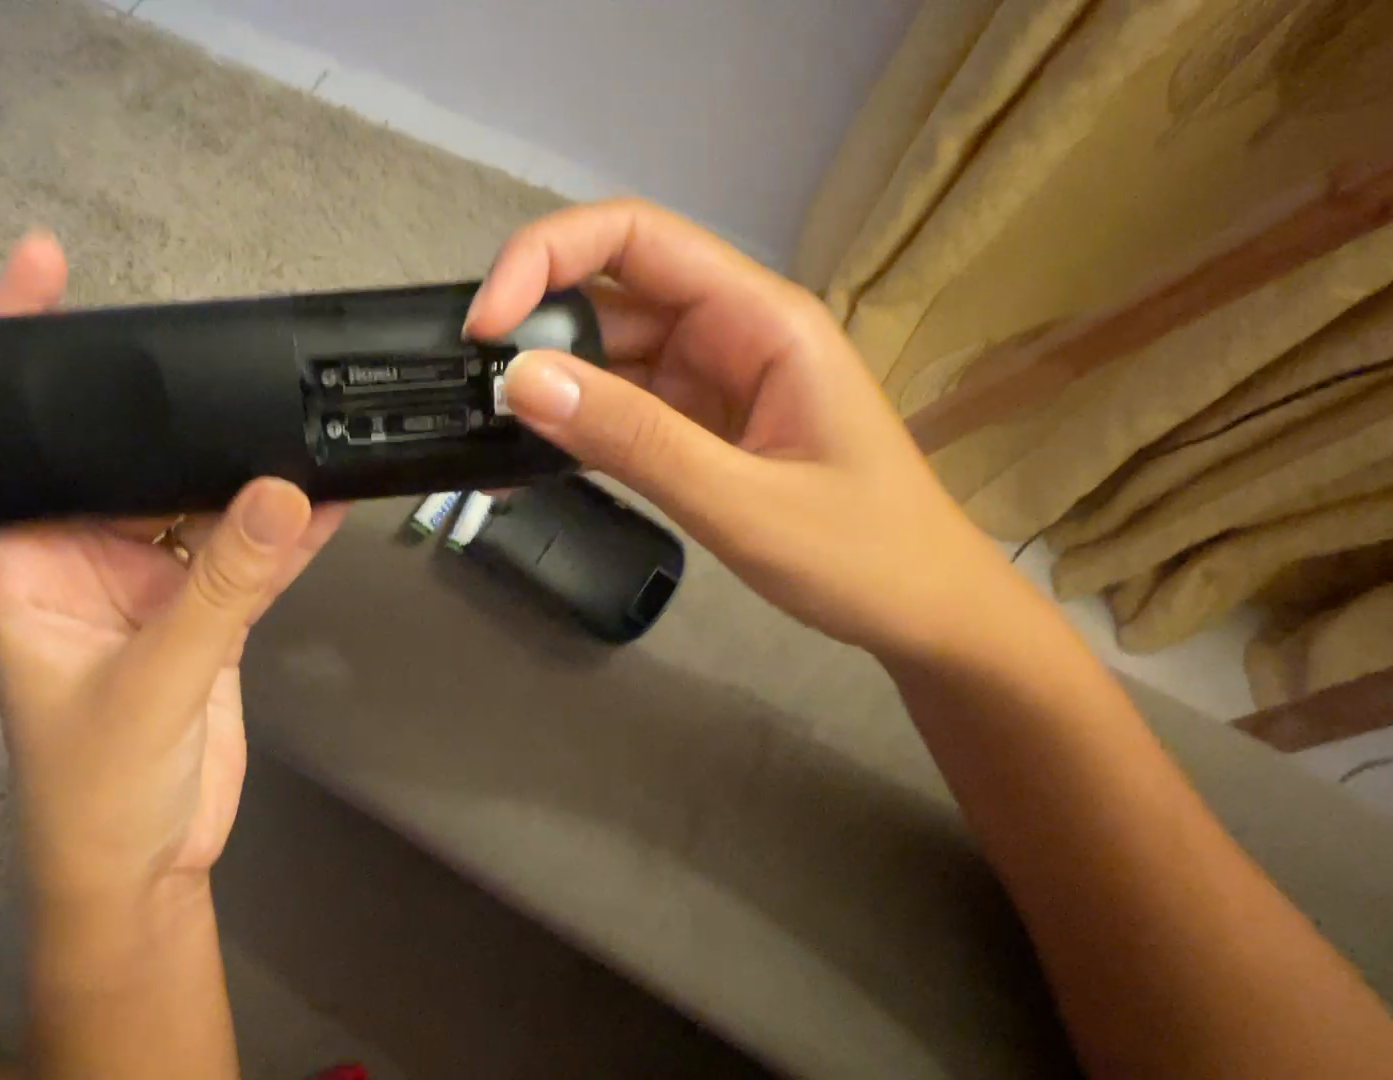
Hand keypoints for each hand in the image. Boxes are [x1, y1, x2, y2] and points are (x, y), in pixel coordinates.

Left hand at [0, 232, 345, 902]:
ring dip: (240, 463)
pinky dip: (287, 523)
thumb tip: (280, 491)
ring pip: (198, 497)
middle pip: (122, 456)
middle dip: (163, 403)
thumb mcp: (150, 683)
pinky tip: (326, 486)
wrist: (149, 868)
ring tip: (286, 404)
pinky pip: (250, 548)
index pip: (10, 442)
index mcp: (25, 559)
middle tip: (214, 340)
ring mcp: (155, 579)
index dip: (19, 356)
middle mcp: (84, 554)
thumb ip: (218, 589)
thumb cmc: (99, 790)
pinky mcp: (210, 609)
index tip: (46, 269)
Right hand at [466, 199, 1018, 660]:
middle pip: (610, 290)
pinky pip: (617, 408)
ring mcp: (708, 380)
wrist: (922, 614)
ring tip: (484, 428)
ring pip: (605, 353)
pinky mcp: (695, 426)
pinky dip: (569, 427)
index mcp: (758, 317)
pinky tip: (524, 458)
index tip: (487, 324)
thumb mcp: (743, 502)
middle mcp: (727, 331)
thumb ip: (634, 440)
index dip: (547, 257)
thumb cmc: (862, 555)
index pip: (637, 237)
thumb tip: (521, 381)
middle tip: (469, 386)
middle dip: (533, 326)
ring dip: (545, 383)